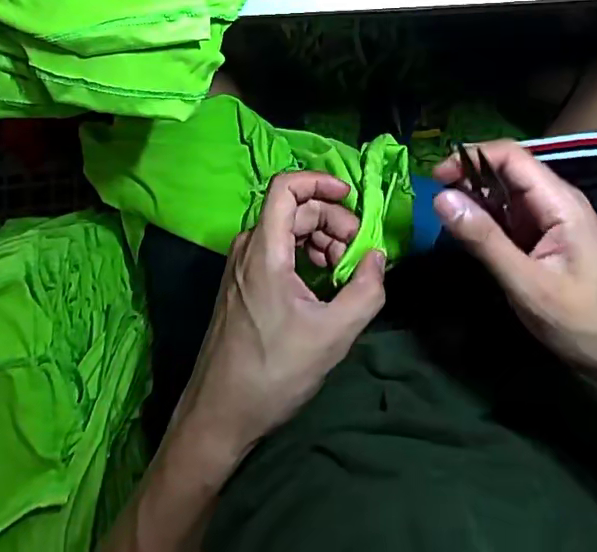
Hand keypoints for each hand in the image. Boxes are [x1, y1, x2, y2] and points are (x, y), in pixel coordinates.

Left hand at [170, 171, 386, 455]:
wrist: (218, 415)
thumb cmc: (274, 372)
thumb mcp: (333, 333)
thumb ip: (366, 290)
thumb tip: (378, 256)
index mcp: (265, 250)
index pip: (286, 186)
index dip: (320, 181)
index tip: (351, 198)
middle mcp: (248, 248)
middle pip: (295, 209)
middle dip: (333, 221)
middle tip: (359, 253)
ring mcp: (242, 265)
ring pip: (288, 229)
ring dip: (322, 240)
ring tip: (345, 273)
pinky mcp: (243, 283)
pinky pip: (278, 250)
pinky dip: (306, 255)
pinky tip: (325, 284)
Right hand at [433, 141, 596, 385]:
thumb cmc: (584, 324)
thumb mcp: (527, 285)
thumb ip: (484, 239)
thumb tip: (441, 198)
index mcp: (561, 202)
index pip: (511, 156)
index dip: (471, 157)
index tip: (436, 177)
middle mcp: (559, 201)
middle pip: (509, 170)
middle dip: (470, 177)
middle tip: (436, 199)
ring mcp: (556, 219)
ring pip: (509, 193)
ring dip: (478, 199)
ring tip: (447, 216)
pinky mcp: (550, 238)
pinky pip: (515, 215)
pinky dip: (490, 218)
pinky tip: (472, 233)